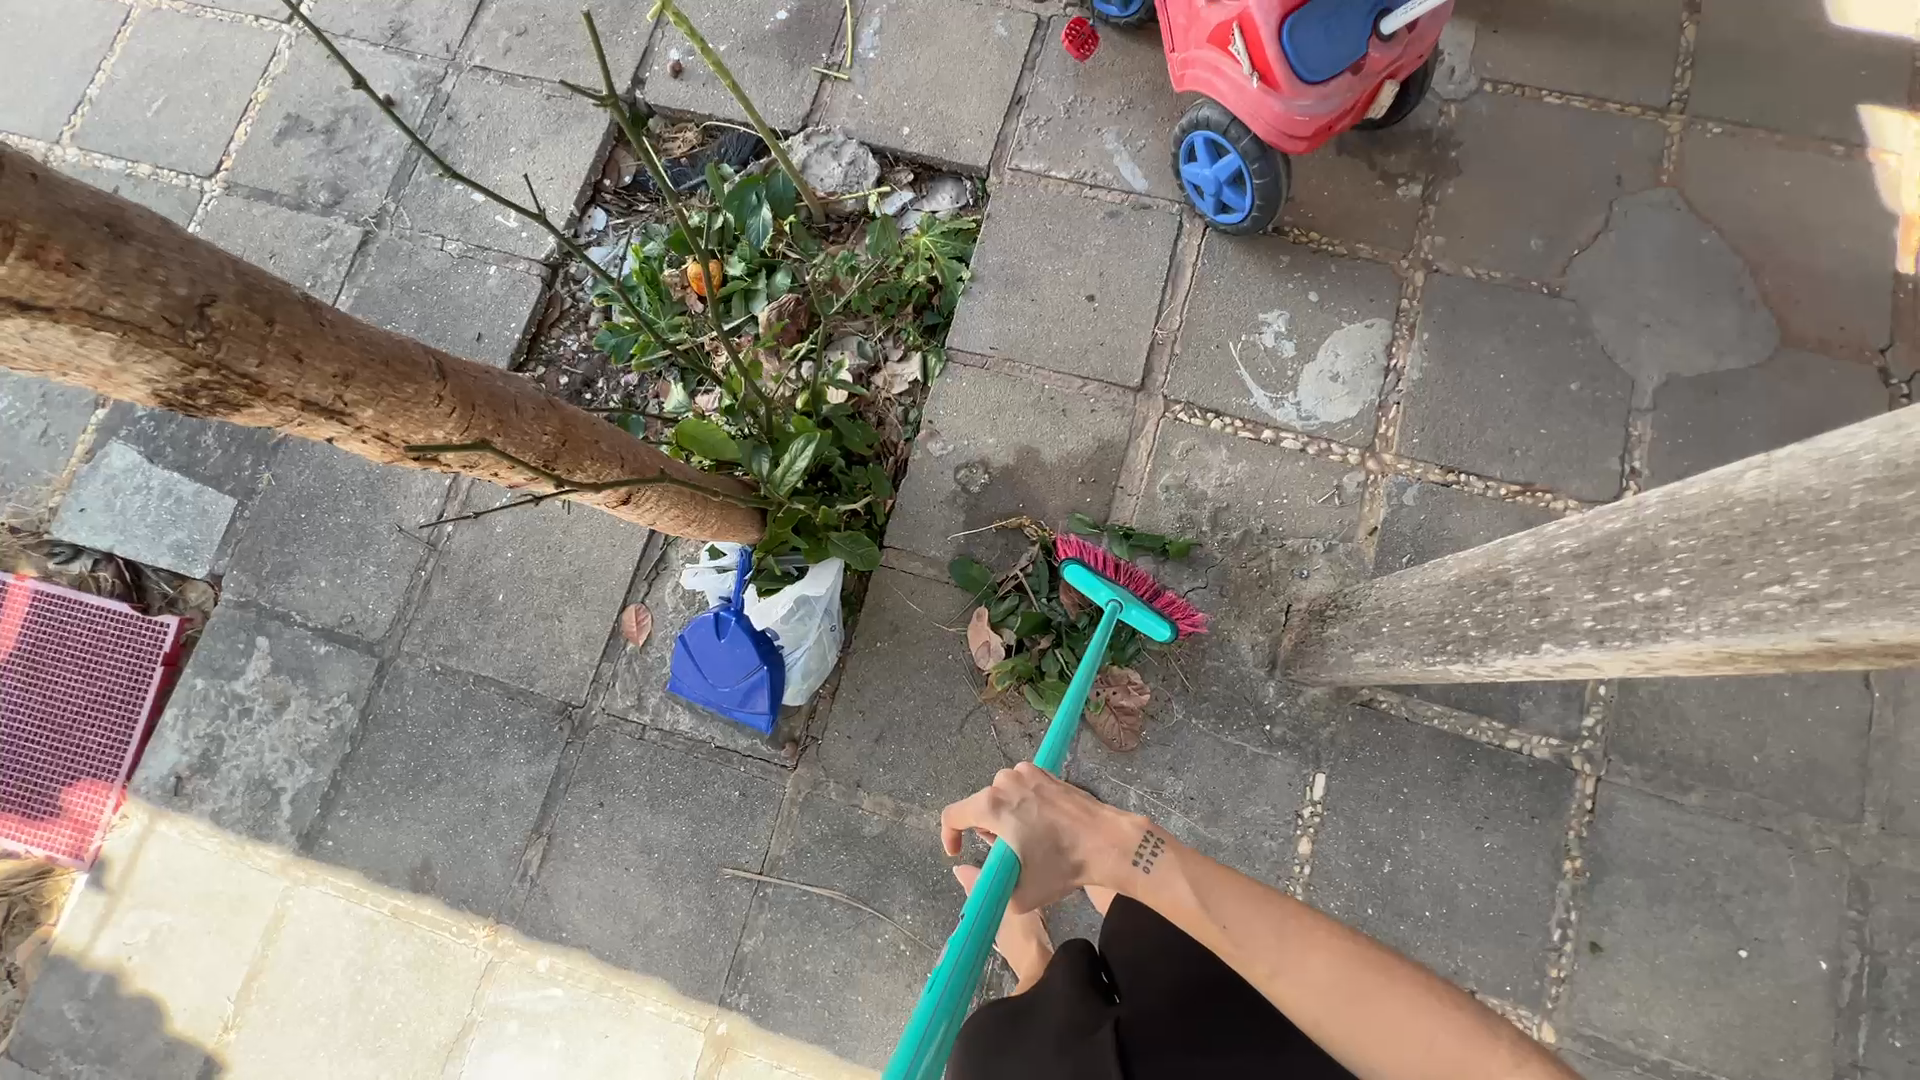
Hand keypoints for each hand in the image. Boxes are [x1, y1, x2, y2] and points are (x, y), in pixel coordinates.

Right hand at [940, 763, 1148, 911]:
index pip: (952, 815)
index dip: (949, 836)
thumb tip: (960, 870)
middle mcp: (1004, 781)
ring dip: (1004, 815)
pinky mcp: (1044, 770)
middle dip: (985, 829)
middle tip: (1007, 852)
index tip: (959, 853)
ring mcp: (1025, 772)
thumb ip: (980, 885)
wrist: (1105, 841)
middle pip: (979, 805)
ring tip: (1028, 839)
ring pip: (1000, 795)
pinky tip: (1041, 821)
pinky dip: (1022, 801)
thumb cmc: (1061, 867)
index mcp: (991, 806)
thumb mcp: (1017, 894)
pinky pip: (1020, 785)